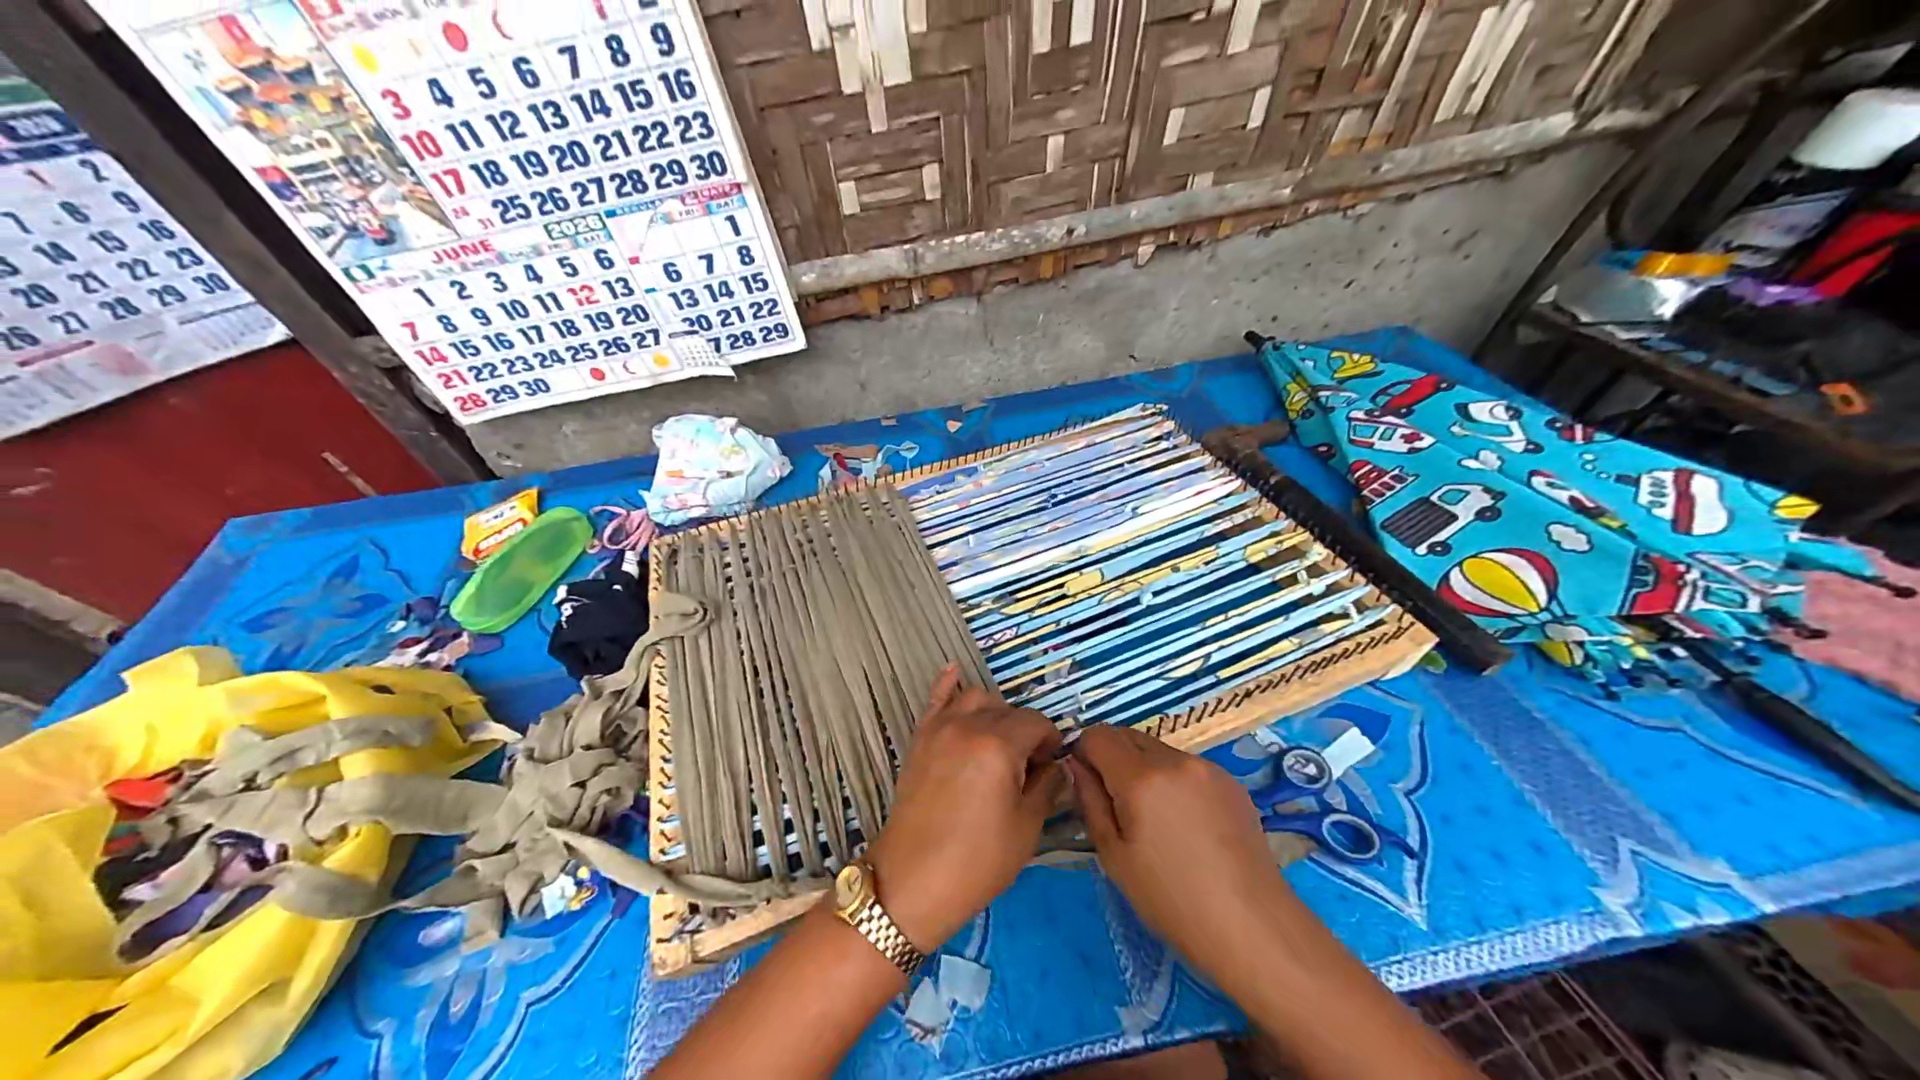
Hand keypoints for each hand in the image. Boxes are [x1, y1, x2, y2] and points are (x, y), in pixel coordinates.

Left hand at [862, 665, 1064, 951]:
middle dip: (1025, 732)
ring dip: (994, 713)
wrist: (912, 881)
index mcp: (998, 744)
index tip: (1052, 767)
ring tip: (1000, 743)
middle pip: (1007, 711)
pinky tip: (955, 670)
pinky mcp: (920, 739)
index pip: (1036, 724)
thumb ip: (1046, 785)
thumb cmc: (977, 860)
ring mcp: (939, 729)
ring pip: (975, 699)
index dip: (1051, 743)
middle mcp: (968, 725)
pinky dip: (947, 684)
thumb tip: (1054, 766)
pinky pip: (935, 700)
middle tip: (1029, 767)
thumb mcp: (1026, 827)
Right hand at [1065, 724, 1288, 978]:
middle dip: (1112, 757)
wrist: (1252, 926)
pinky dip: (1173, 779)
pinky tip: (1184, 822)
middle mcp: (1175, 760)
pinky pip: (1186, 765)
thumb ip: (1090, 801)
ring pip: (1158, 750)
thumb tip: (1076, 765)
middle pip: (1128, 735)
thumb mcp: (1114, 856)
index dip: (1084, 753)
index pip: (1098, 735)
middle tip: (1115, 802)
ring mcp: (1207, 767)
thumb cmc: (1171, 899)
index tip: (1086, 784)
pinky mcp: (1231, 781)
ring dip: (1142, 767)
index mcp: (1141, 777)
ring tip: (1153, 816)